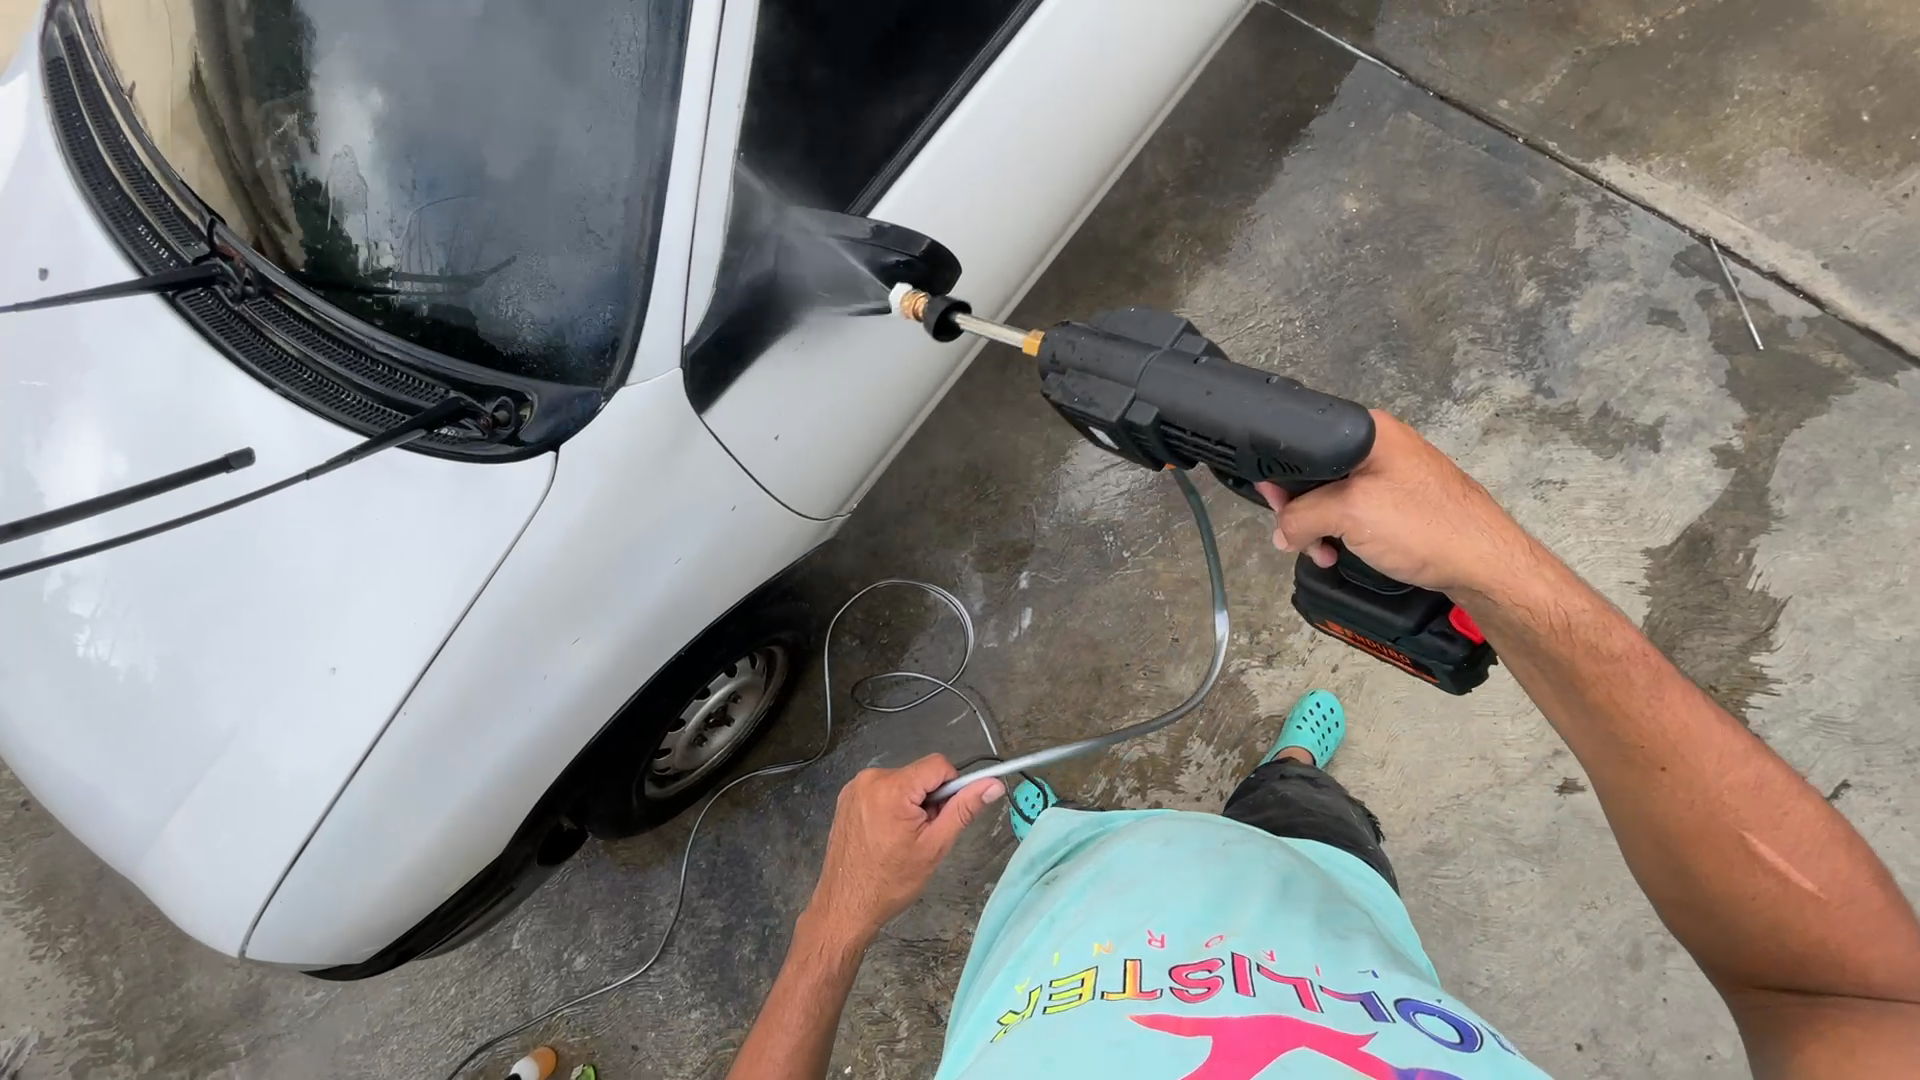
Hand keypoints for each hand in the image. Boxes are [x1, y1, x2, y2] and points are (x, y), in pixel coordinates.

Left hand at [806, 755, 1003, 945]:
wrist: (845, 906)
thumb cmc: (891, 881)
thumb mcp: (935, 846)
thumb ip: (964, 809)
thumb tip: (993, 785)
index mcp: (892, 787)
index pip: (938, 765)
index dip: (951, 788)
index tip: (943, 816)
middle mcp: (870, 778)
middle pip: (919, 774)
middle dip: (929, 799)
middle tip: (922, 834)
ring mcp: (855, 786)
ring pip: (903, 781)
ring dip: (911, 803)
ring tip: (902, 837)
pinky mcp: (847, 796)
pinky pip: (883, 788)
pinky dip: (892, 805)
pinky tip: (886, 834)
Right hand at [1256, 410, 1538, 599]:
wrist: (1484, 564)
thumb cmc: (1425, 526)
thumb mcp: (1347, 513)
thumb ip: (1299, 517)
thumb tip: (1281, 534)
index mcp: (1367, 431)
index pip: (1302, 444)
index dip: (1281, 477)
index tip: (1274, 506)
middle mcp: (1378, 447)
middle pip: (1313, 474)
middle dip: (1298, 509)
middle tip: (1297, 535)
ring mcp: (1390, 476)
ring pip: (1330, 498)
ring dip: (1316, 527)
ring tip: (1321, 552)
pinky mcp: (1399, 504)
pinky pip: (1352, 513)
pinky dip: (1338, 534)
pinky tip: (1338, 553)